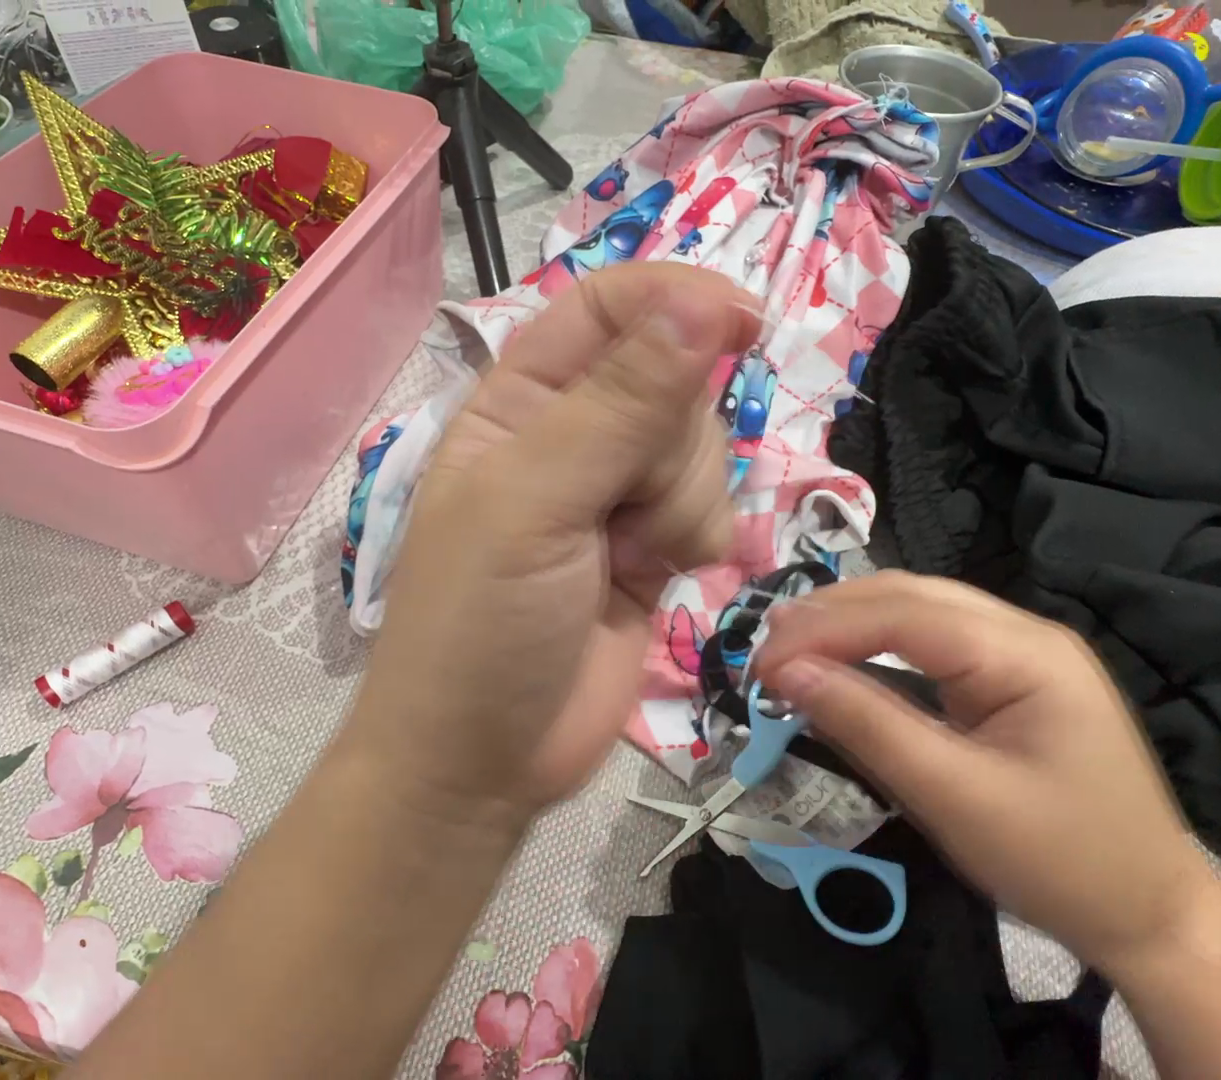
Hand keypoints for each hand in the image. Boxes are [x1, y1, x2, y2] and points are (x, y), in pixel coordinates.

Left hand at [342, 262, 760, 821]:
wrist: (484, 764)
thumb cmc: (478, 628)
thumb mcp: (534, 505)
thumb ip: (620, 404)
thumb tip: (705, 302)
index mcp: (517, 402)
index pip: (605, 308)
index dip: (673, 300)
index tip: (743, 322)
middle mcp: (569, 436)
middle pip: (672, 379)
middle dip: (672, 444)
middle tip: (627, 512)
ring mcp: (614, 495)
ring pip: (701, 446)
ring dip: (686, 500)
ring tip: (634, 559)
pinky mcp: (652, 548)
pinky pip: (710, 505)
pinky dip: (702, 535)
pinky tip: (667, 574)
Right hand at [755, 571, 1220, 970]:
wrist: (1153, 917)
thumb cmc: (1060, 862)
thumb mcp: (954, 797)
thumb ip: (868, 724)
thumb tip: (787, 673)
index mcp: (1024, 652)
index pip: (902, 612)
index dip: (822, 628)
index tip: (760, 666)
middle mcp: (1025, 633)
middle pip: (909, 595)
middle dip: (829, 615)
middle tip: (764, 652)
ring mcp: (1023, 653)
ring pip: (917, 610)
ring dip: (848, 622)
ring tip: (787, 644)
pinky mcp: (1011, 679)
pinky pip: (931, 642)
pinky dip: (876, 645)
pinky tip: (843, 657)